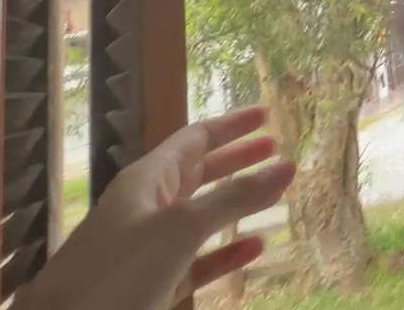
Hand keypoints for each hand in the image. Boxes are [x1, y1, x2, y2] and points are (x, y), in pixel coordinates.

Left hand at [12, 106, 295, 309]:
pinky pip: (196, 261)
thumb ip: (236, 197)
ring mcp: (145, 251)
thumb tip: (288, 164)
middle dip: (237, 159)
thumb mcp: (181, 228)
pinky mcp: (148, 290)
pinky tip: (254, 247)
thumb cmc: (116, 275)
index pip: (196, 138)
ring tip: (275, 195)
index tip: (267, 114)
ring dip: (237, 205)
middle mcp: (146, 208)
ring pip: (201, 217)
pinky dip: (226, 251)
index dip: (231, 124)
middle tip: (276, 148)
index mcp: (147, 180)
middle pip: (199, 173)